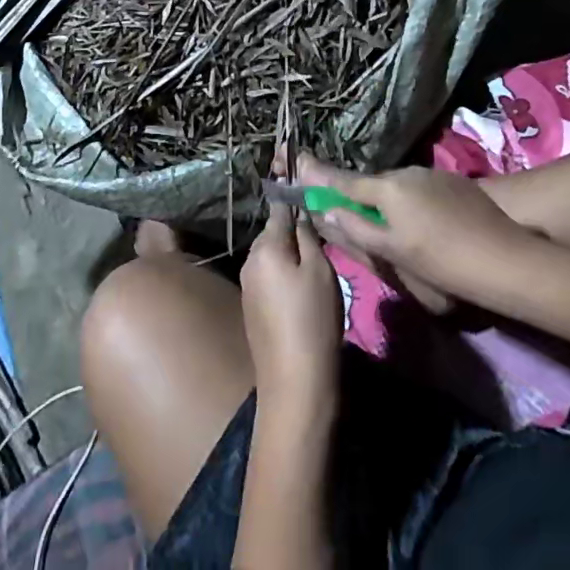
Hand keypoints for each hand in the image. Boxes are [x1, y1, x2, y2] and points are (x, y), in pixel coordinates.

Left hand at [240, 203, 342, 407]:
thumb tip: (299, 214)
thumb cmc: (313, 319)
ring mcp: (247, 285)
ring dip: (290, 256)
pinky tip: (302, 291)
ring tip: (316, 266)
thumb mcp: (320, 271)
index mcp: (265, 248)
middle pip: (273, 235)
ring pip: (272, 257)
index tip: (306, 191)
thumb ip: (308, 238)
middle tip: (322, 238)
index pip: (279, 211)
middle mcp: (249, 261)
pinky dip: (284, 277)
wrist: (294, 379)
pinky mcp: (251, 307)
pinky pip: (269, 278)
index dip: (293, 200)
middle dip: (293, 233)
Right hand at [299, 155, 543, 306]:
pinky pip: (420, 189)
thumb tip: (325, 211)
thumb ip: (355, 228)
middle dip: (358, 198)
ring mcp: (432, 174)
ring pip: (397, 187)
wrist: (505, 257)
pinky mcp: (455, 183)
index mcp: (386, 188)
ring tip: (398, 231)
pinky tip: (427, 227)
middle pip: (371, 184)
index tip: (295, 162)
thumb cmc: (441, 259)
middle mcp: (406, 172)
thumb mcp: (392, 250)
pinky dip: (412, 204)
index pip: (343, 180)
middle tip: (353, 219)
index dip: (318, 175)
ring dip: (388, 203)